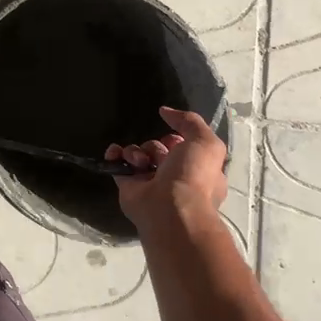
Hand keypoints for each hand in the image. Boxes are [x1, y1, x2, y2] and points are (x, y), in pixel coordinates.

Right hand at [105, 106, 227, 233]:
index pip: (183, 147)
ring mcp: (150, 182)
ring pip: (137, 153)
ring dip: (135, 151)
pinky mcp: (128, 185)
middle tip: (157, 156)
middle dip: (154, 146)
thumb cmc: (193, 177)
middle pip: (157, 148)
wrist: (169, 208)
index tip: (173, 139)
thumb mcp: (206, 144)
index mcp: (196, 170)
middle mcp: (174, 176)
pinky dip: (114, 155)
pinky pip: (117, 162)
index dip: (176, 139)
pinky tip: (115, 154)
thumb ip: (190, 122)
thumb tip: (166, 111)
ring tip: (139, 161)